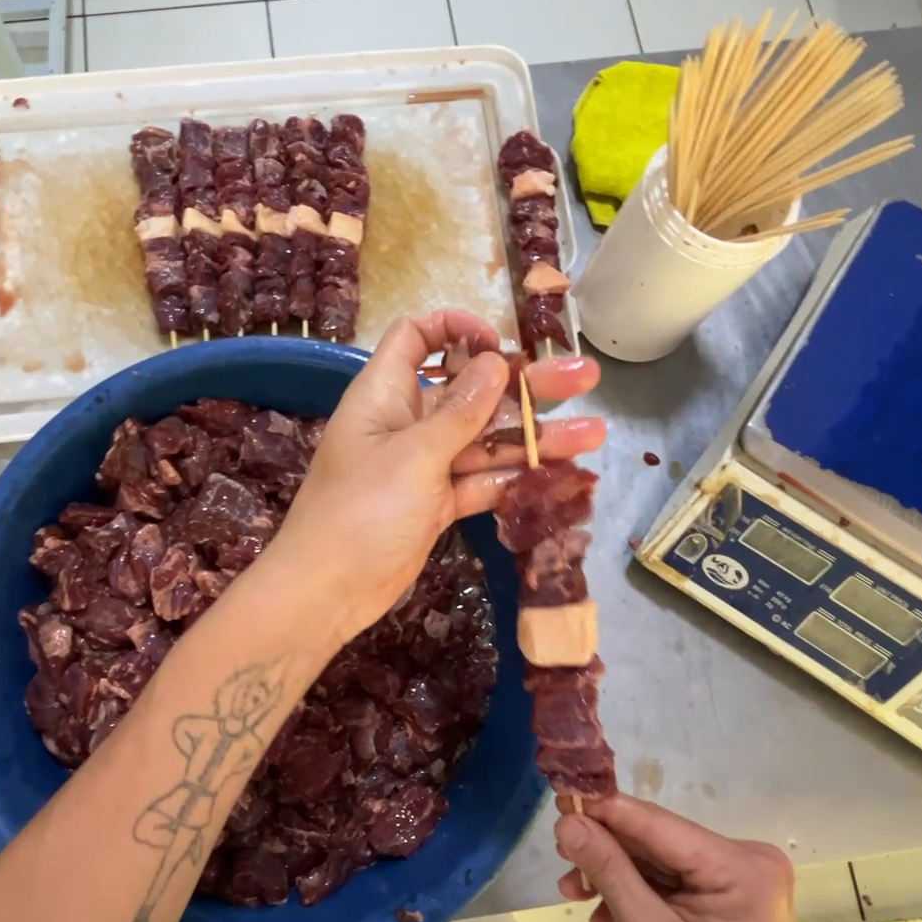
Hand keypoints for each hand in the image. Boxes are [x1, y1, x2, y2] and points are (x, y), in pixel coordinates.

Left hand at [266, 309, 602, 644]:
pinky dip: (515, 477)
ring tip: (594, 433)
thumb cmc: (362, 511)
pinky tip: (562, 472)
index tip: (500, 344)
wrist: (327, 592)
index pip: (415, 337)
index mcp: (385, 394)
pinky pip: (480, 480)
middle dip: (523, 384)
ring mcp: (422, 466)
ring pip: (483, 440)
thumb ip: (459, 411)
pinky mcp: (435, 504)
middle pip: (468, 390)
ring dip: (534, 435)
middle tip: (583, 376)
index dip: (455, 329)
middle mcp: (405, 422)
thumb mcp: (413, 456)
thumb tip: (494, 362)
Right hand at [554, 795, 794, 921]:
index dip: (604, 808)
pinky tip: (604, 911)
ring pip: (656, 858)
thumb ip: (608, 870)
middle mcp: (747, 858)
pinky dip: (635, 890)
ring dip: (613, 873)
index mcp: (742, 866)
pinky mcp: (728, 892)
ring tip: (573, 891)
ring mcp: (739, 875)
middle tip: (560, 854)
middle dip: (605, 851)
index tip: (560, 798)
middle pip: (655, 840)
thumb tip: (567, 820)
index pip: (657, 822)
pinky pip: (670, 876)